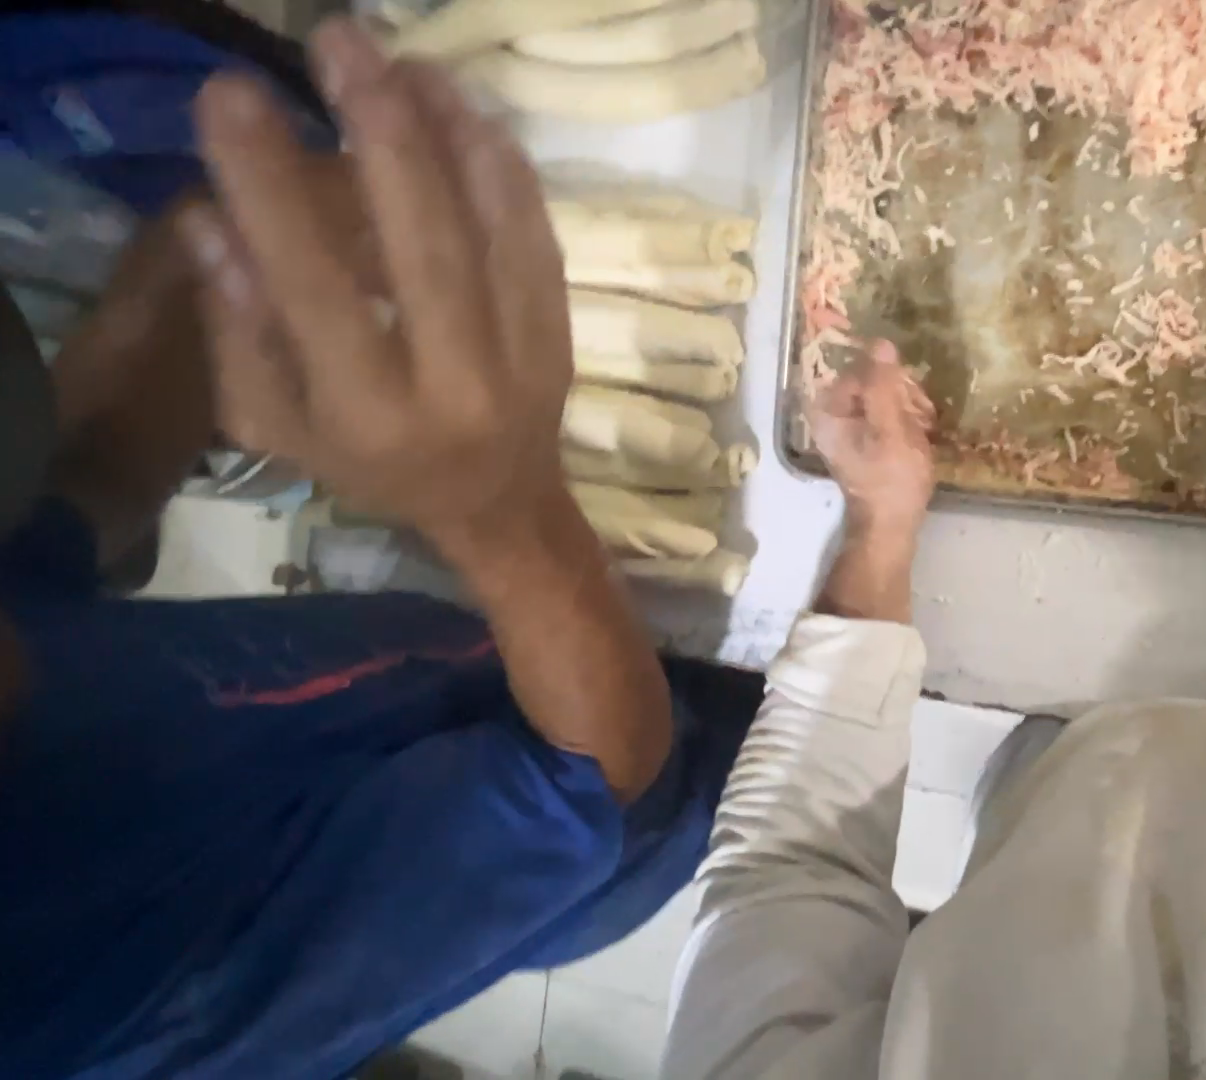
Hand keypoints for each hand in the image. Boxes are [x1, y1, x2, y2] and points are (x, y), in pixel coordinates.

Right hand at [178, 19, 571, 562]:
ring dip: (462, 145)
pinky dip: (517, 187)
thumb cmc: (381, 470)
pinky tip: (485, 129)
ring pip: (500, 243)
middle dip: (387, 138)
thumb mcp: (283, 430)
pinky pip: (543, 255)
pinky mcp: (564, 345)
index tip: (239, 93)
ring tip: (421, 70)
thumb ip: (244, 334)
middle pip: (428, 249)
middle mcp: (459, 384)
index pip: (318, 288)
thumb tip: (214, 219)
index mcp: (372, 411)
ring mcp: (526, 363)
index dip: (276, 188)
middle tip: (347, 46)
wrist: (502, 505)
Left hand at [808, 339, 935, 538]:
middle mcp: (832, 412)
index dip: (894, 381)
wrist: (890, 525)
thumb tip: (880, 343)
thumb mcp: (891, 429)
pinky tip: (918, 437)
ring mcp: (847, 427)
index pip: (865, 368)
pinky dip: (907, 421)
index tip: (913, 402)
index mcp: (829, 407)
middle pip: (875, 379)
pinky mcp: (864, 438)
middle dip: (904, 395)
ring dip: (911, 407)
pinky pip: (888, 413)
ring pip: (886, 394)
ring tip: (922, 432)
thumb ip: (883, 385)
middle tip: (921, 421)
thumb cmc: (891, 479)